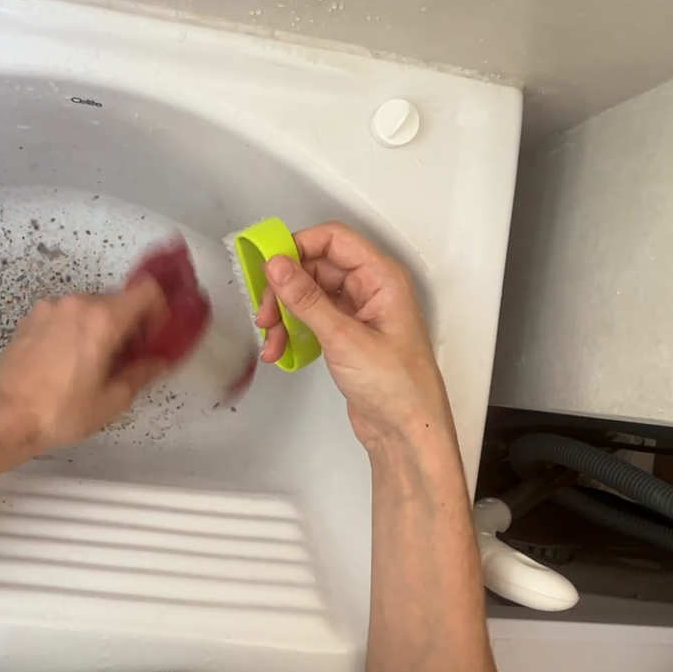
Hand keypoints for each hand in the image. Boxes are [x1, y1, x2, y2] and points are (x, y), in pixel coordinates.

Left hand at [0, 278, 169, 454]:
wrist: (4, 417)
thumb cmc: (59, 411)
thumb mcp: (112, 400)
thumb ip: (142, 373)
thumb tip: (157, 363)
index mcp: (102, 319)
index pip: (146, 292)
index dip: (159, 310)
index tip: (155, 334)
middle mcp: (76, 304)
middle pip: (117, 301)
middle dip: (130, 325)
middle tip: (130, 357)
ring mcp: (50, 309)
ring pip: (90, 308)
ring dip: (102, 327)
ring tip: (98, 362)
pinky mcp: (31, 319)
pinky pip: (66, 315)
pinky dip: (77, 329)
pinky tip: (71, 361)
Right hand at [256, 222, 454, 449]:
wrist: (406, 431)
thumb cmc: (398, 387)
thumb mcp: (344, 337)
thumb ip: (306, 298)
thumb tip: (279, 266)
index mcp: (381, 278)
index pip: (332, 240)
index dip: (297, 247)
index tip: (268, 266)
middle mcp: (371, 290)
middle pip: (315, 267)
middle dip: (285, 289)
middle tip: (266, 313)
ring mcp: (358, 313)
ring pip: (309, 295)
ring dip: (284, 314)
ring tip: (272, 340)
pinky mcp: (347, 336)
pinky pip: (312, 319)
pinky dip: (293, 331)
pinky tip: (281, 350)